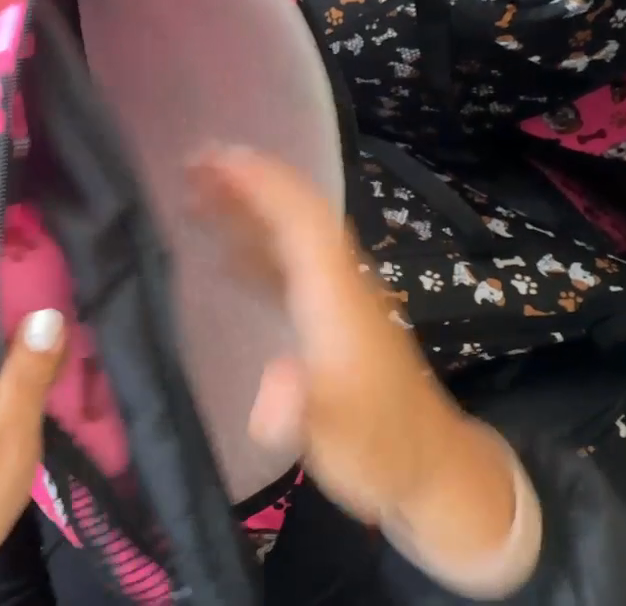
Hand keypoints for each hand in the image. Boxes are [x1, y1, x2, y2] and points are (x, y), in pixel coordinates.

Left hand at [0, 312, 67, 605]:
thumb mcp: (11, 436)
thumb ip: (31, 369)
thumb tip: (50, 311)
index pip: (8, 299)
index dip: (45, 315)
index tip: (76, 339)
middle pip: (0, 324)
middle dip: (35, 347)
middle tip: (70, 378)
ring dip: (21, 369)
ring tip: (55, 393)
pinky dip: (0, 383)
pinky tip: (22, 406)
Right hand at [190, 149, 521, 570]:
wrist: (432, 467)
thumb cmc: (378, 449)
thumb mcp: (338, 440)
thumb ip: (301, 412)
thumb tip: (273, 378)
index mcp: (337, 297)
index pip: (304, 221)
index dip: (265, 185)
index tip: (220, 159)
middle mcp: (338, 282)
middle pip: (296, 213)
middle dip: (248, 181)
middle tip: (193, 161)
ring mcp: (334, 295)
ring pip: (289, 231)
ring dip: (247, 204)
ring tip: (195, 188)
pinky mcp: (327, 312)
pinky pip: (286, 259)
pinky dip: (252, 241)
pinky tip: (218, 247)